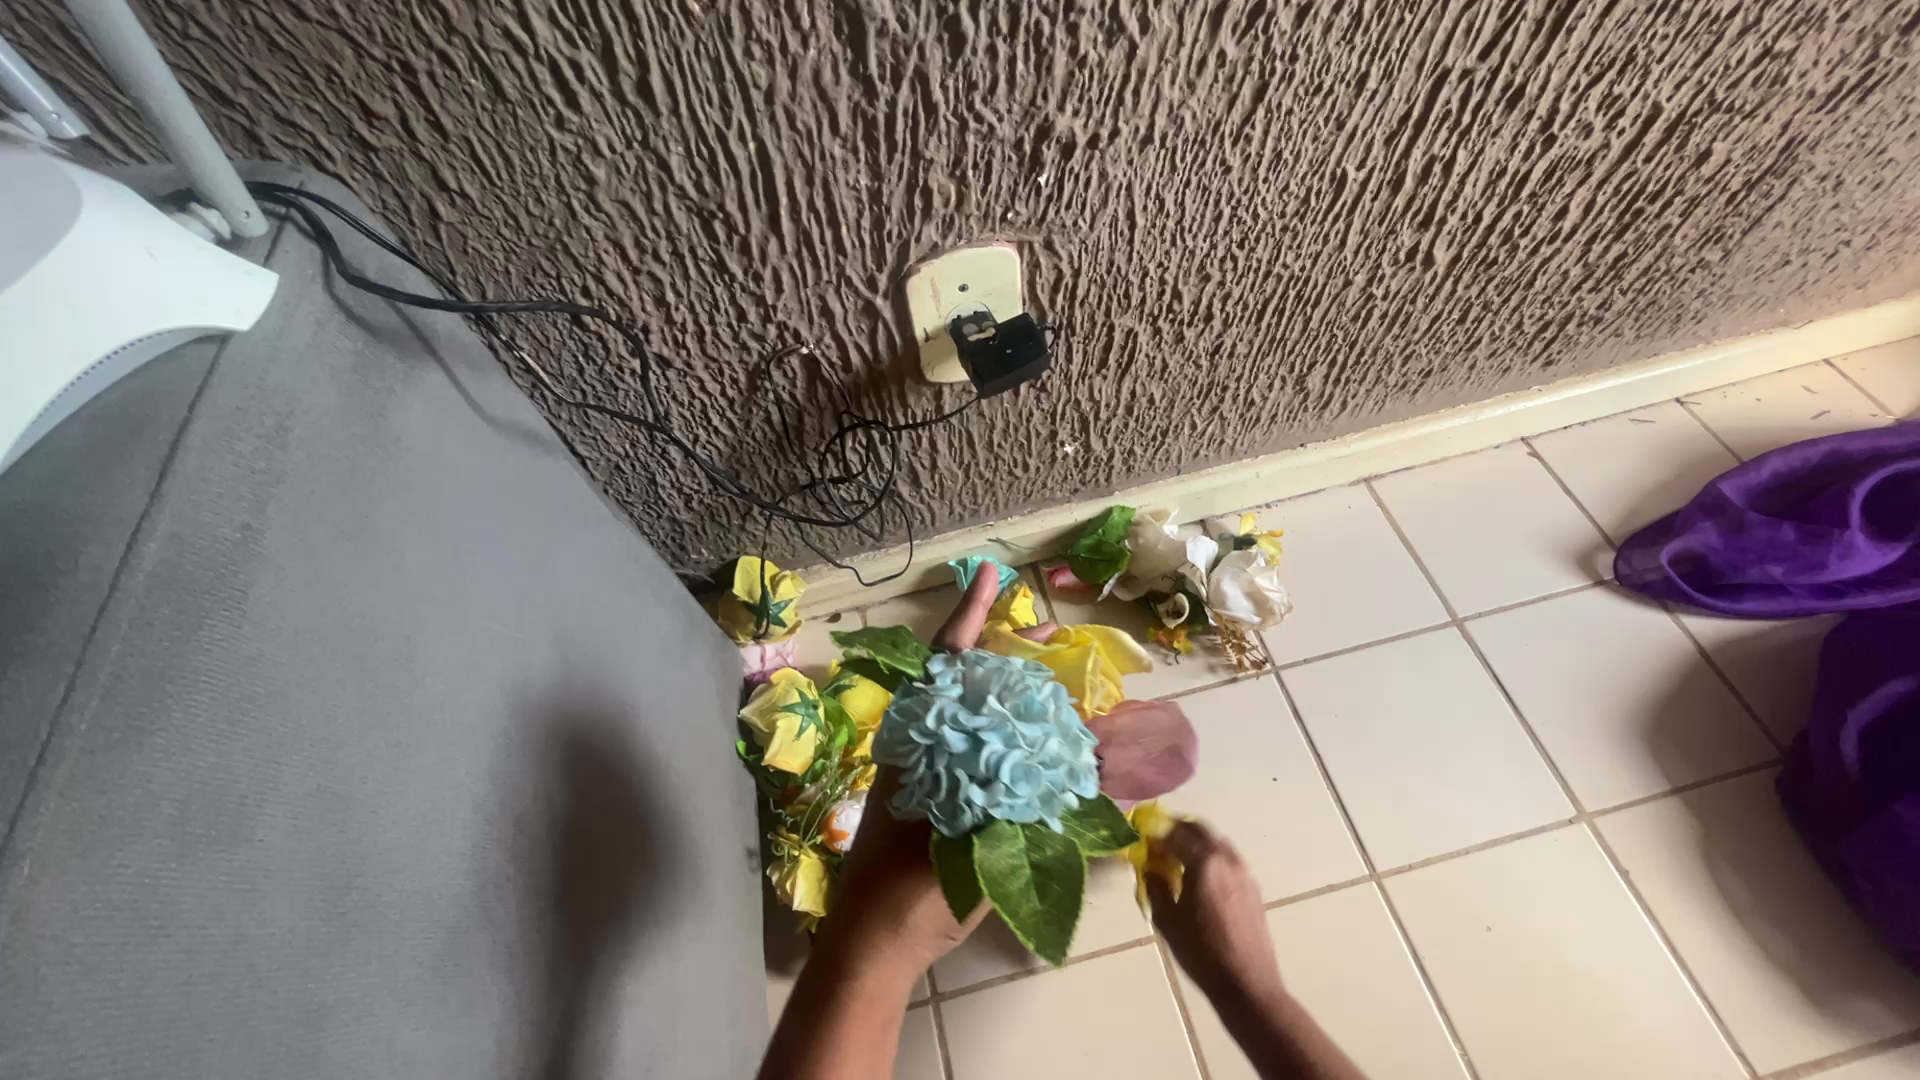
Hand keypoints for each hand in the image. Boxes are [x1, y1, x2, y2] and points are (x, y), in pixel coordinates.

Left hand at [809, 565, 1052, 980]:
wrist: (876, 940)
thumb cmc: (917, 882)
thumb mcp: (978, 830)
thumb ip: (1030, 787)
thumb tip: (1087, 748)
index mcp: (922, 733)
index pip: (948, 656)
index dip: (969, 611)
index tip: (989, 572)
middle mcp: (924, 740)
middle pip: (969, 681)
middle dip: (1008, 656)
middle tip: (1052, 640)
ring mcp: (930, 768)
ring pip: (975, 715)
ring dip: (1011, 697)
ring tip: (1054, 685)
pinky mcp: (938, 798)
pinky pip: (979, 752)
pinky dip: (1010, 739)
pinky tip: (1039, 743)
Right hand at [1147, 821, 1286, 1007]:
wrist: (1247, 985)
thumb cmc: (1202, 953)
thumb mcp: (1167, 920)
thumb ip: (1155, 885)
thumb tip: (1149, 867)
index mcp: (1203, 862)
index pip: (1175, 833)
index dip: (1156, 836)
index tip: (1145, 844)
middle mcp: (1226, 859)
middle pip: (1199, 829)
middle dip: (1178, 830)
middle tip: (1161, 843)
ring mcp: (1243, 872)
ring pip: (1216, 842)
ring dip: (1197, 842)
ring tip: (1180, 861)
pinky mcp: (1253, 887)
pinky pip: (1228, 859)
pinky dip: (1212, 857)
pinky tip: (1202, 879)